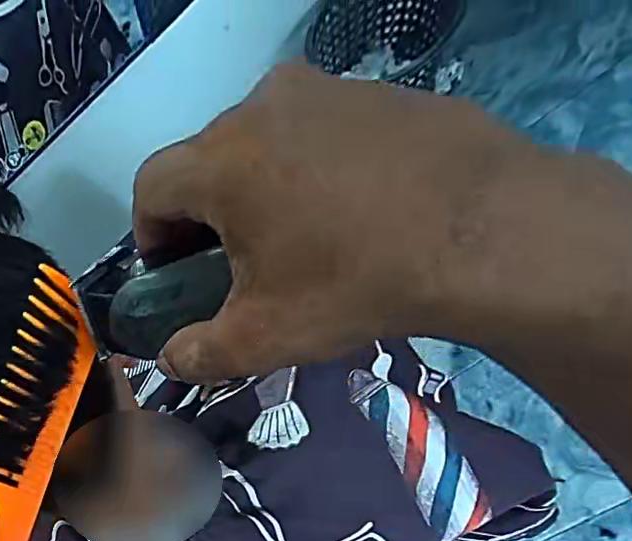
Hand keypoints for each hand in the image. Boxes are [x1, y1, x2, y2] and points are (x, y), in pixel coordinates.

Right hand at [132, 61, 631, 381]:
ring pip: (264, 144)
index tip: (174, 275)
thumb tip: (169, 359)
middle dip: (205, 218)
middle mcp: (264, 105)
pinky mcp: (379, 94)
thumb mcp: (261, 338)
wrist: (481, 232)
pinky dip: (312, 173)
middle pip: (206, 162)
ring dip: (259, 193)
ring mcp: (327, 90)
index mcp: (222, 160)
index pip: (151, 186)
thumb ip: (198, 353)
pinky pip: (319, 135)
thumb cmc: (350, 284)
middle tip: (236, 269)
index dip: (149, 236)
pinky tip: (349, 218)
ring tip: (297, 245)